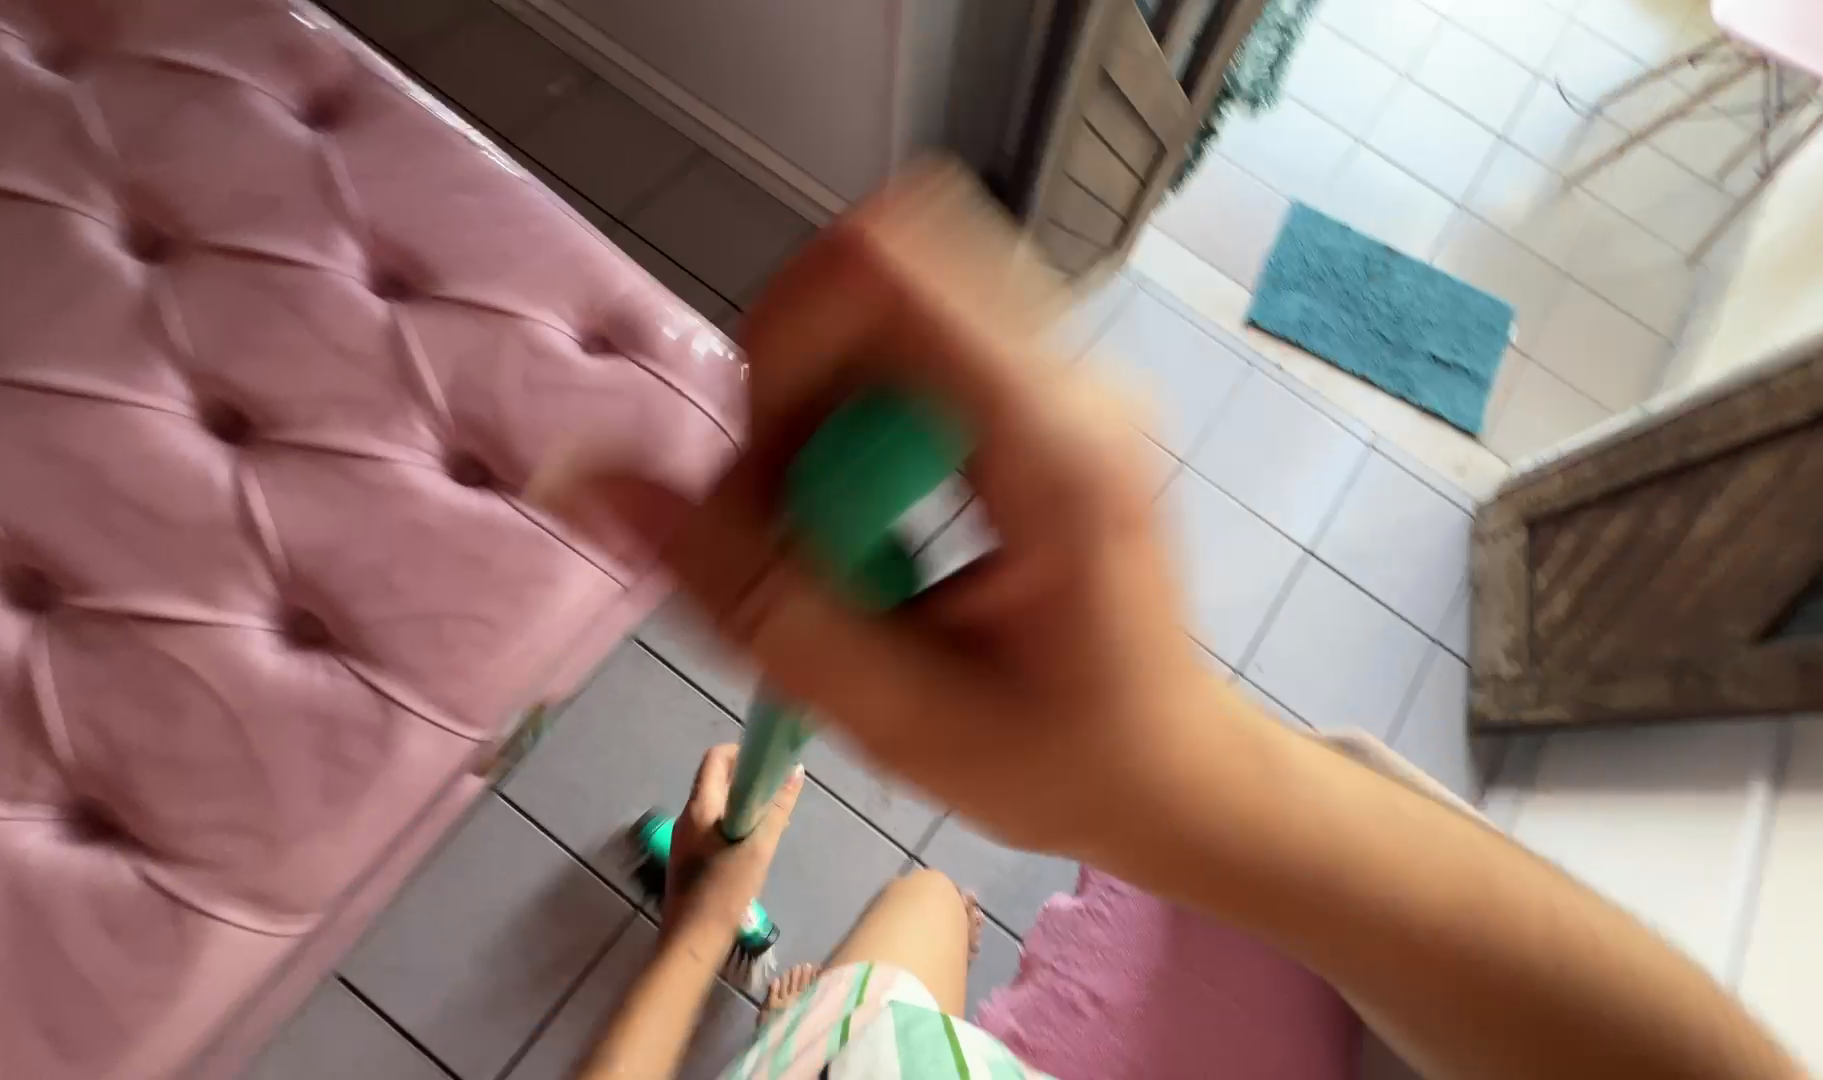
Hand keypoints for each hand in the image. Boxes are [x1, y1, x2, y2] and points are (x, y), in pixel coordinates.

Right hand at [541, 164, 1240, 860]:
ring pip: (888, 306)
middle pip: (876, 278)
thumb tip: (598, 487)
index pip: (885, 277)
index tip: (768, 483)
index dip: (785, 355)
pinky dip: (858, 413)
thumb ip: (750, 596)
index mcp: (1058, 450)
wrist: (1166, 764)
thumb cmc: (1057, 761)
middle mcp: (1074, 384)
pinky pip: (916, 349)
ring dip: (821, 404)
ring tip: (836, 530)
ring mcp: (1068, 382)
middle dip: (794, 386)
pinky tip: (872, 511)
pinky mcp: (1049, 399)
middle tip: (791, 518)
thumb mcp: (895, 711)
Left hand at [662, 744, 802, 938]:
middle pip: (717, 779)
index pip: (715, 758)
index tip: (768, 763)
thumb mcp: (760, 847)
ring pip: (716, 803)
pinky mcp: (687, 855)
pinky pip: (712, 824)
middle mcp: (687, 815)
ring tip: (770, 821)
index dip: (742, 752)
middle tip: (775, 793)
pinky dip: (733, 822)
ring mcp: (684, 836)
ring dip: (743, 803)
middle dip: (748, 780)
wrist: (691, 942)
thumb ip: (778, 809)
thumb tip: (796, 772)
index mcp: (700, 807)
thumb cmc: (725, 891)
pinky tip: (752, 845)